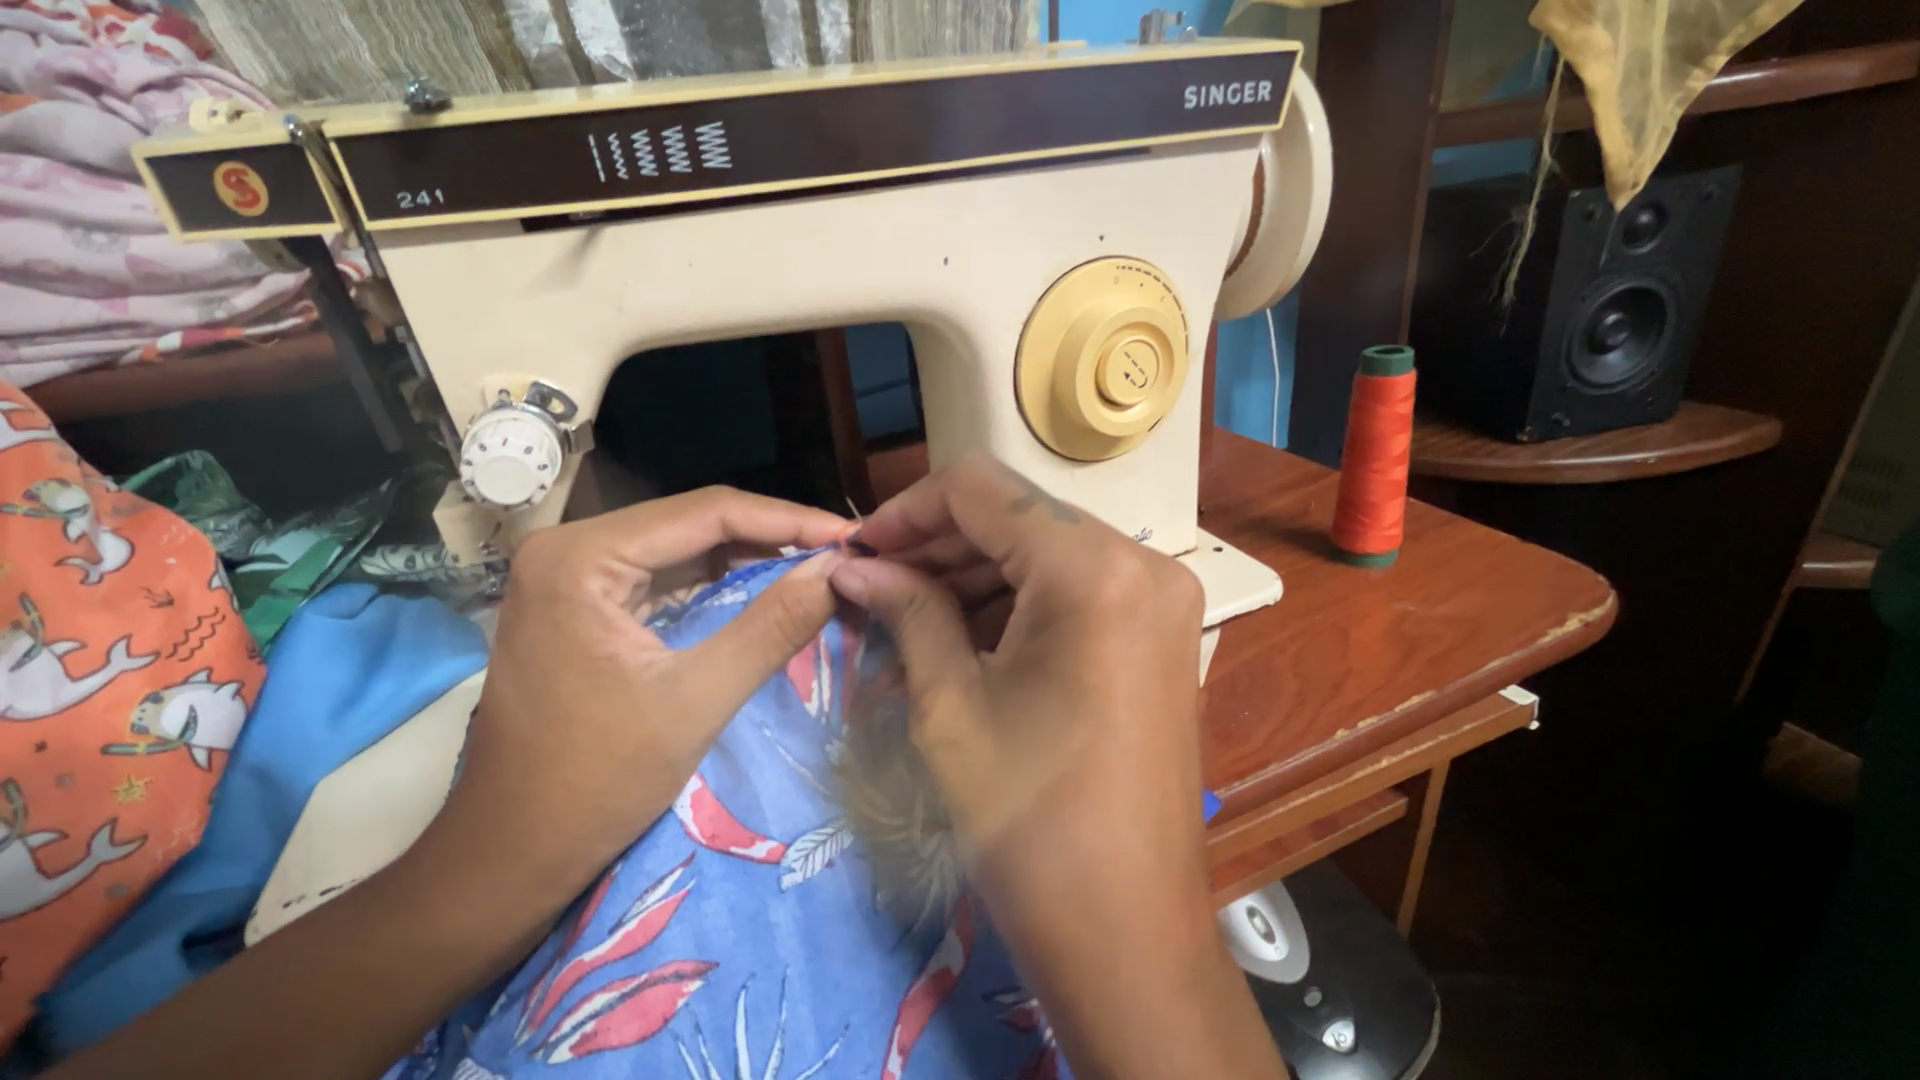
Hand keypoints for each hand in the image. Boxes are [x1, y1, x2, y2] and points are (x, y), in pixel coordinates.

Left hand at [422, 487, 853, 911]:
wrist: (511, 853)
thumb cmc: (595, 781)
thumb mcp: (696, 700)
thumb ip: (772, 627)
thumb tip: (839, 570)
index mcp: (580, 556)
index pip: (707, 512)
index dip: (789, 521)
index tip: (853, 537)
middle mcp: (568, 547)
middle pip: (693, 522)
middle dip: (773, 537)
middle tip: (843, 554)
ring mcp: (569, 575)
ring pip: (681, 547)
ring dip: (749, 558)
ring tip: (818, 568)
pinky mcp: (579, 604)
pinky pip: (663, 577)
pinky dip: (717, 584)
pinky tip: (766, 591)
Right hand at [831, 457, 1283, 1078]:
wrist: (1125, 927)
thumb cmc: (1027, 818)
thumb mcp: (949, 704)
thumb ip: (907, 610)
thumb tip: (856, 566)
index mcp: (1092, 568)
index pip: (980, 489)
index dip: (907, 511)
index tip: (859, 551)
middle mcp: (1142, 563)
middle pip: (1018, 517)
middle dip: (939, 542)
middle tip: (873, 583)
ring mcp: (1161, 599)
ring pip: (1047, 551)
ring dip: (975, 572)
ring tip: (907, 611)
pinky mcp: (1161, 635)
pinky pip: (1078, 590)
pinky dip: (1018, 600)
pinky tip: (963, 633)